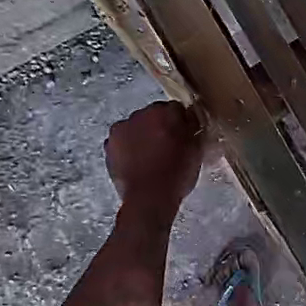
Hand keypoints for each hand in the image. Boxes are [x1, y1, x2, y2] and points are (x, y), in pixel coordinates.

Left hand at [105, 101, 205, 217]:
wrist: (148, 197)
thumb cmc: (177, 174)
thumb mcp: (196, 150)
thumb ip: (192, 130)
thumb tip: (189, 122)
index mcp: (164, 112)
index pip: (176, 108)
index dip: (181, 122)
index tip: (185, 135)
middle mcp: (139, 114)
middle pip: (153, 115)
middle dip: (159, 127)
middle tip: (168, 147)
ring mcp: (121, 129)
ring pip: (136, 127)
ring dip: (142, 136)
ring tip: (151, 158)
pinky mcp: (108, 145)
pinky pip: (122, 141)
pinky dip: (128, 148)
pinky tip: (137, 163)